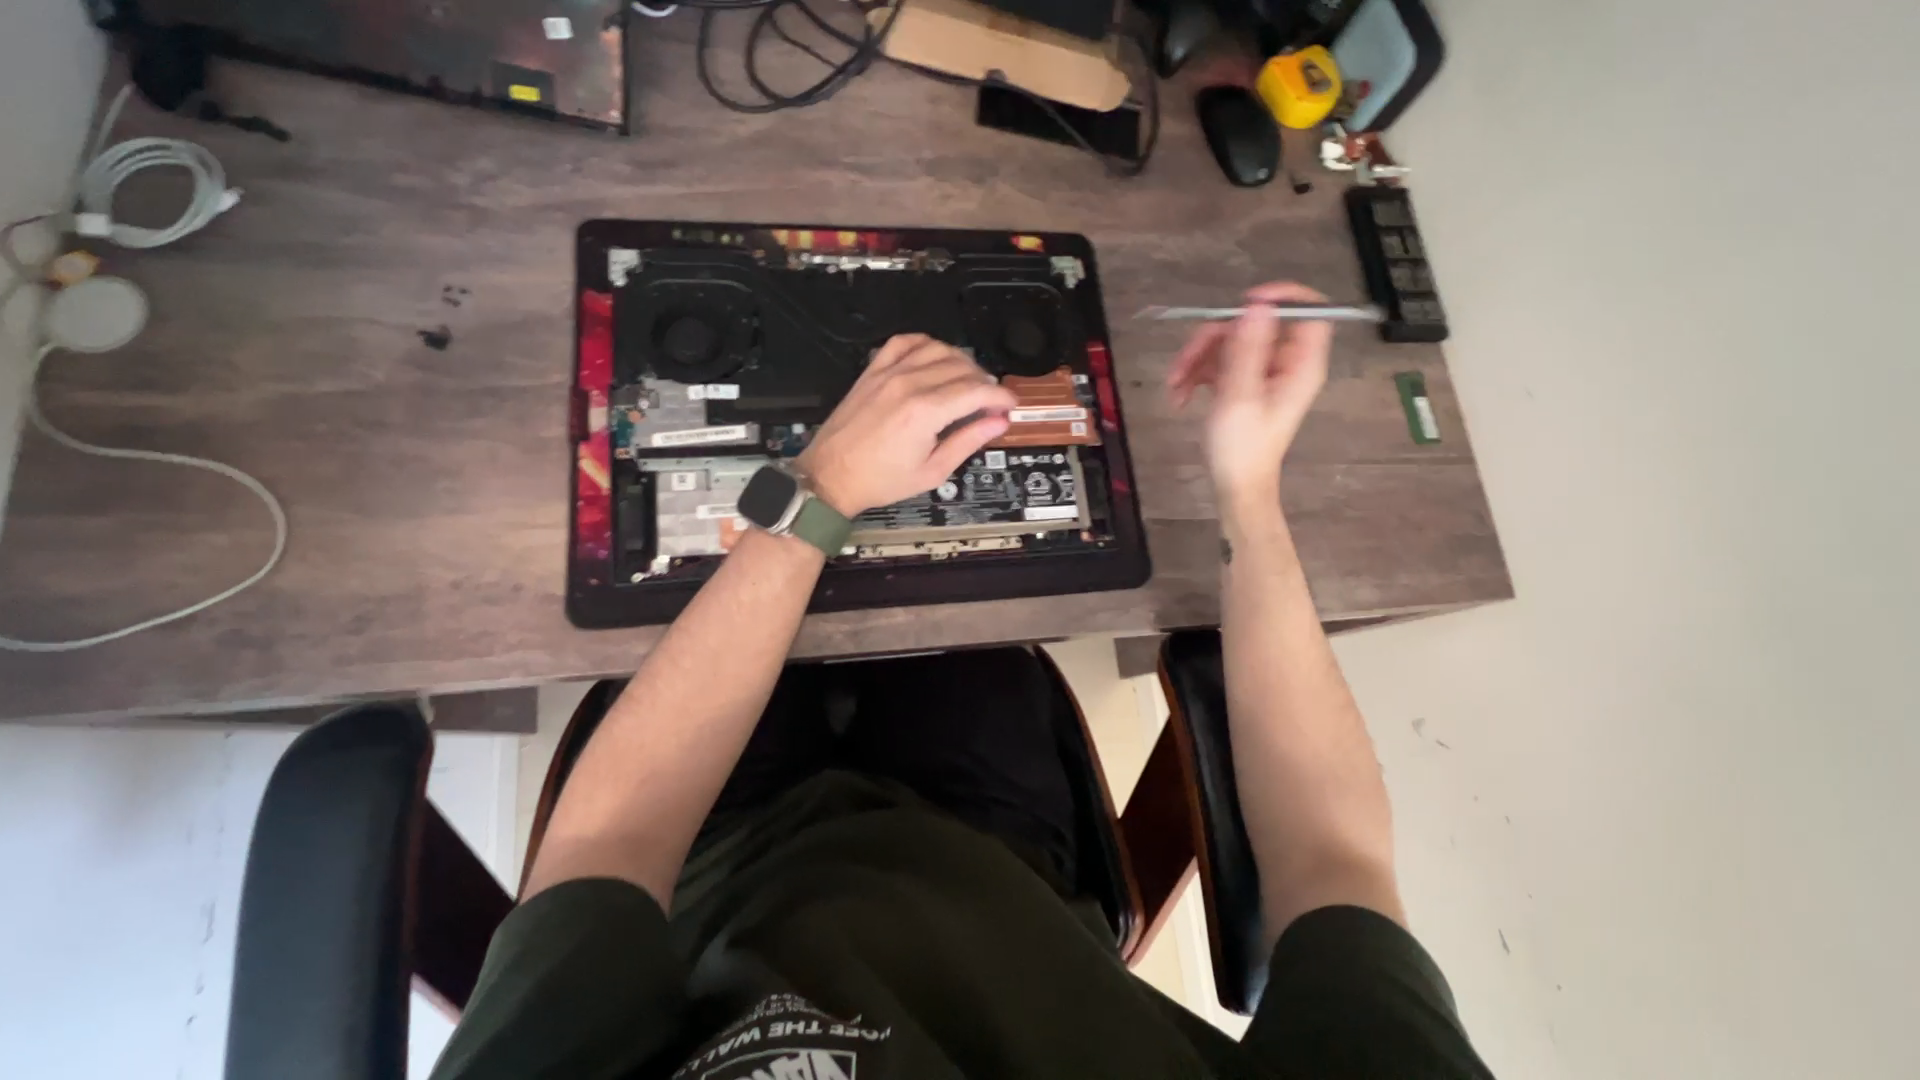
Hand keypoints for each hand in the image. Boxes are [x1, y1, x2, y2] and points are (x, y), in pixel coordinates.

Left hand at [797, 334, 1017, 515]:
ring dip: (960, 361)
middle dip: (985, 382)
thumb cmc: (880, 480)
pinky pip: (905, 342)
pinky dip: (926, 344)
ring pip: (938, 349)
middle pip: (962, 367)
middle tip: (990, 402)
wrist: (831, 476)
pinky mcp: (873, 371)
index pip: (977, 390)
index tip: (1009, 405)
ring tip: (968, 382)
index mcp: (925, 412)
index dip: (1000, 395)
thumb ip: (968, 441)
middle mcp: (908, 384)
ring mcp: (888, 373)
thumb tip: (998, 423)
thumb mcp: (932, 471)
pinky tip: (935, 359)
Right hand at [1165, 282, 1332, 513]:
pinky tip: (1179, 397)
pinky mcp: (1240, 384)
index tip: (1243, 304)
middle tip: (1185, 362)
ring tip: (1175, 388)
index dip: (1280, 298)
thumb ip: (1248, 349)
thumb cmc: (1243, 450)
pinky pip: (1216, 364)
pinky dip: (1195, 376)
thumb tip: (1257, 306)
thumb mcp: (1241, 396)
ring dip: (1194, 361)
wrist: (1234, 488)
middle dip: (1211, 340)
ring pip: (1226, 343)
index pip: (1307, 312)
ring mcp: (1260, 374)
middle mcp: (1283, 364)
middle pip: (1250, 326)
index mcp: (1299, 365)